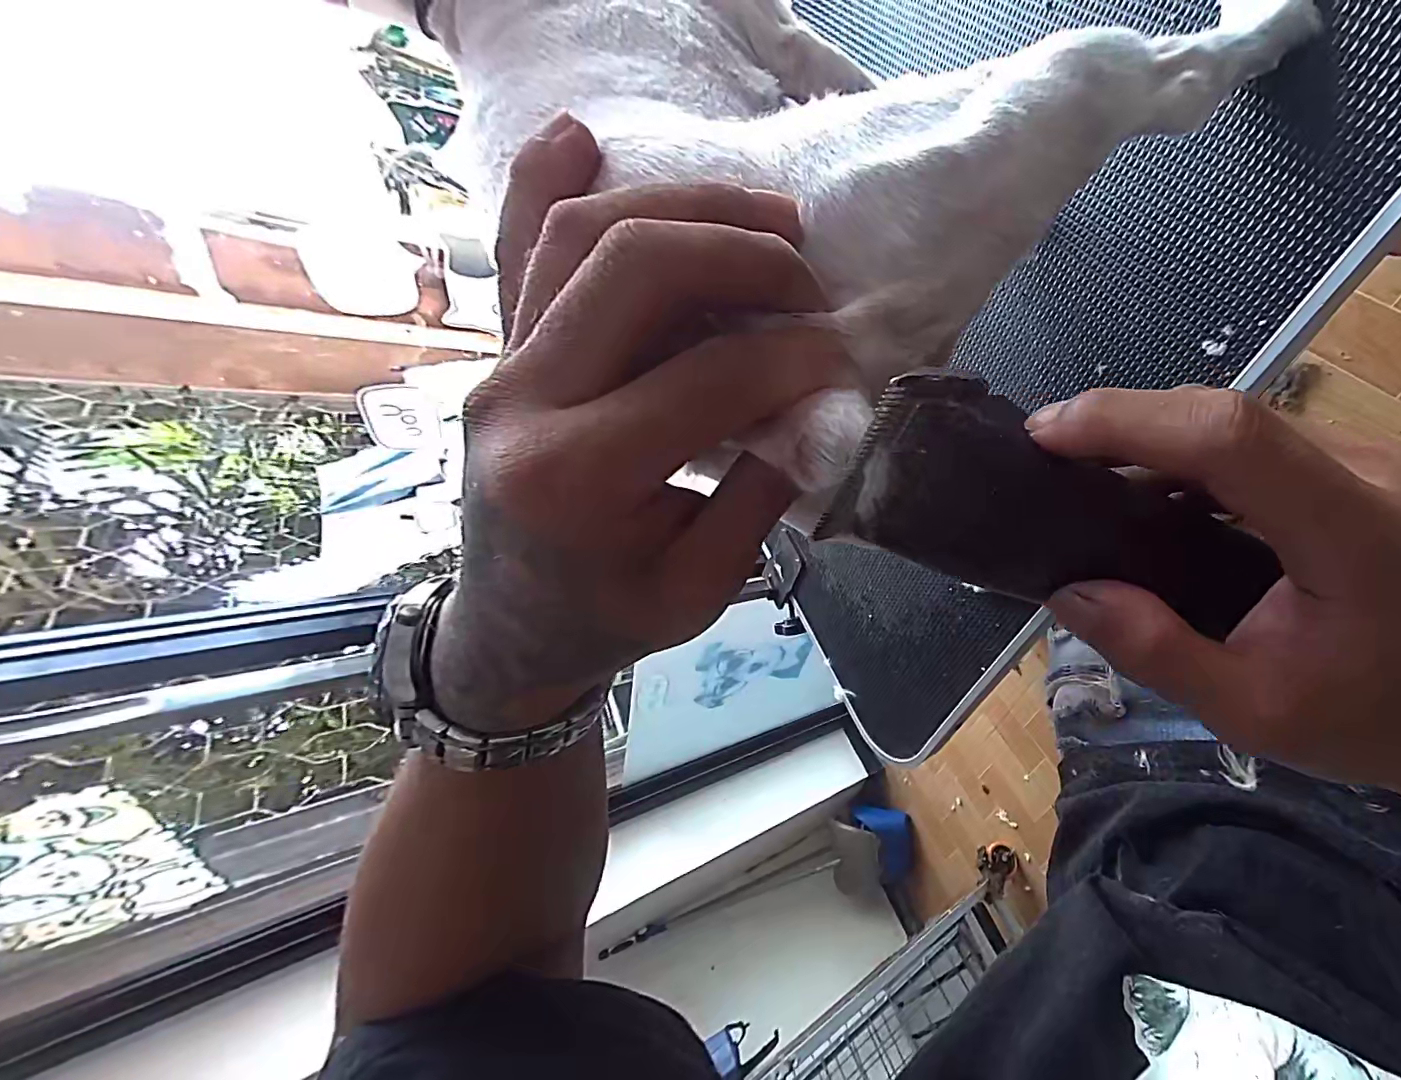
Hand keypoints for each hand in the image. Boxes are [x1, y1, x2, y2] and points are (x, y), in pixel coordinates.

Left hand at [430, 114, 854, 731]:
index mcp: (581, 478)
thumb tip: (816, 410)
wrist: (512, 632)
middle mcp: (524, 401)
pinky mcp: (501, 354)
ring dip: (685, 208)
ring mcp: (500, 366)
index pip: (708, 379)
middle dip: (743, 256)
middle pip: (636, 270)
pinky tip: (584, 135)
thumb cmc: (611, 618)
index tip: (844, 357)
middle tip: (809, 278)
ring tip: (766, 217)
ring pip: (581, 238)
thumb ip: (761, 494)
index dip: (793, 357)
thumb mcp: (702, 587)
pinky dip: (549, 184)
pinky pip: (519, 252)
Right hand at [1029, 387, 1400, 805]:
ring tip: (1083, 467)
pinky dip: (1184, 452)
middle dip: (1124, 421)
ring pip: (1235, 419)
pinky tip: (1145, 482)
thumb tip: (1068, 590)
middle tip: (1049, 449)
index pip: (1230, 439)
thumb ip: (1156, 650)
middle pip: (1226, 414)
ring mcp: (1369, 456)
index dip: (1129, 421)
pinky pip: (1251, 439)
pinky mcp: (1353, 462)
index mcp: (1357, 533)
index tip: (1047, 435)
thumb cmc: (1368, 723)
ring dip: (1151, 434)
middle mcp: (1370, 469)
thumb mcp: (1249, 712)